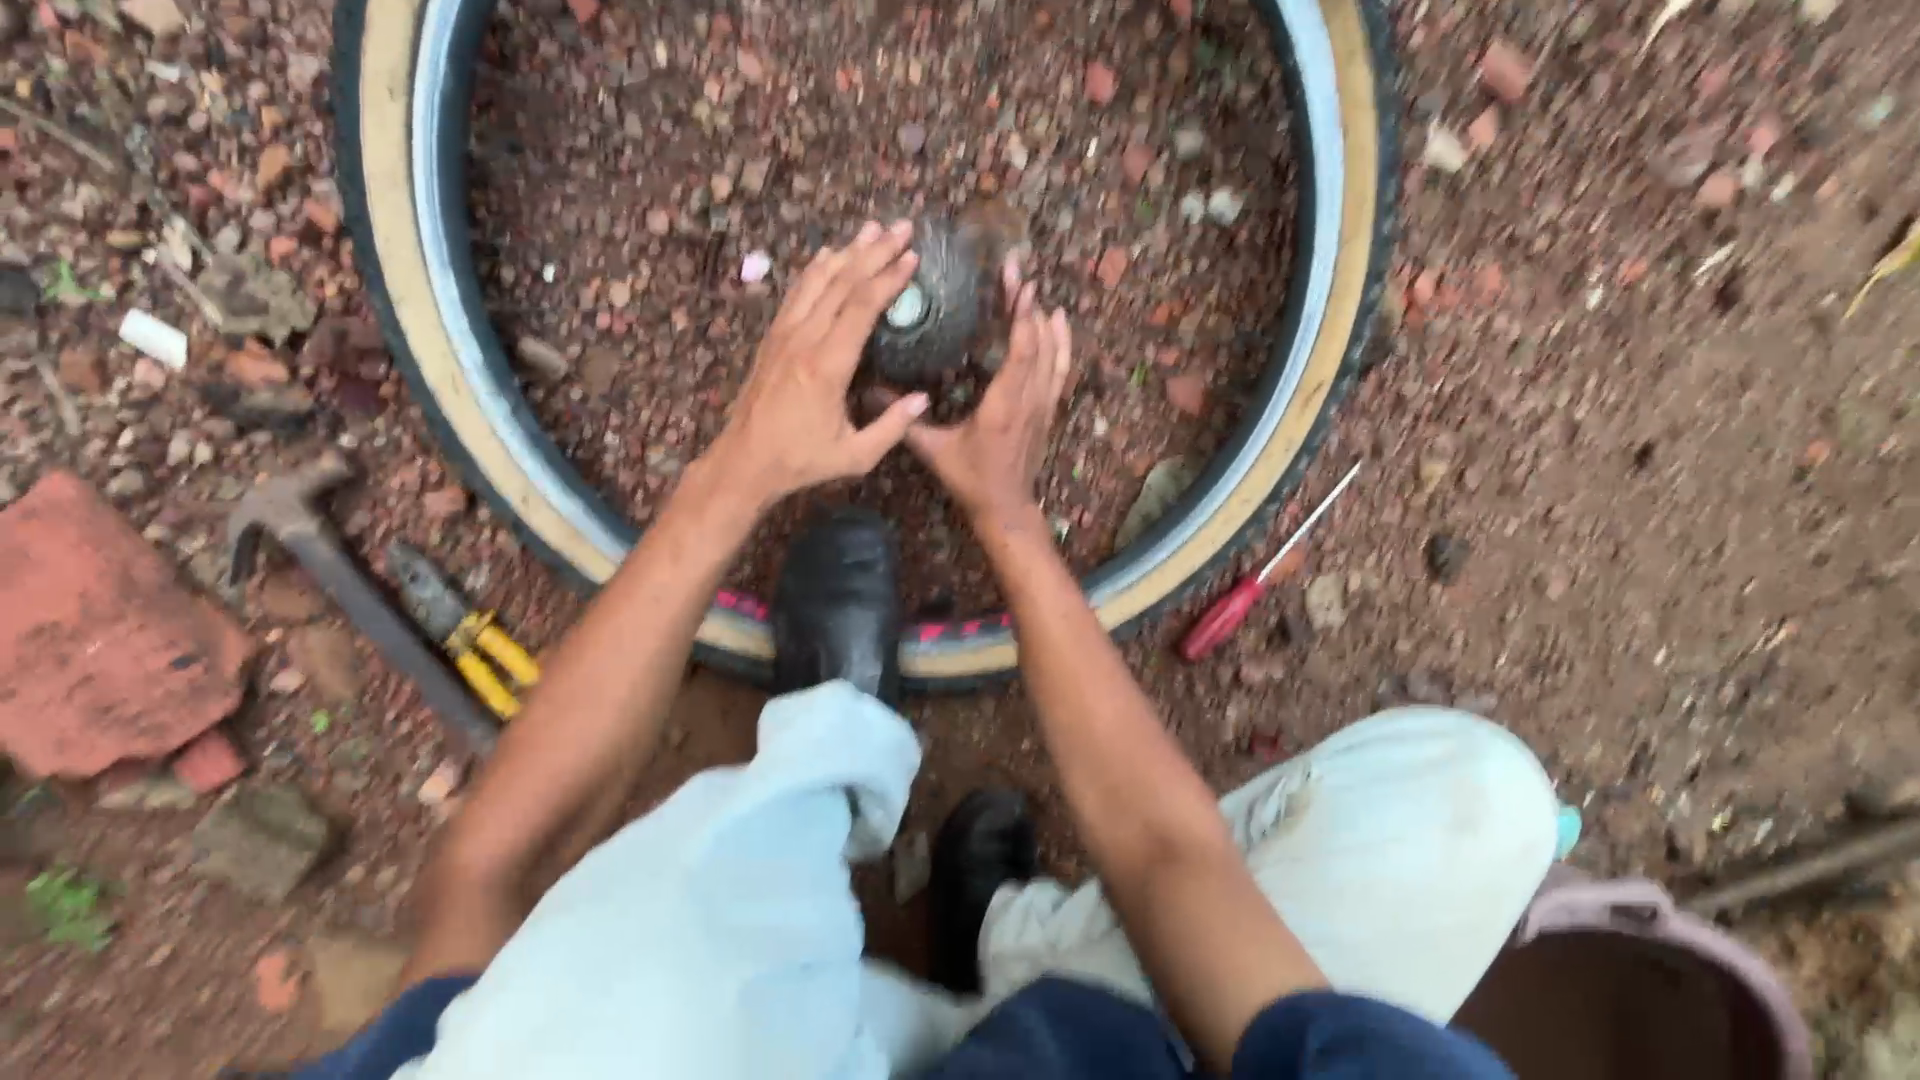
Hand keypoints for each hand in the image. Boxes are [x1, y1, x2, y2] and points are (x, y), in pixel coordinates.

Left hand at [702, 221, 930, 507]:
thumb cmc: (801, 460)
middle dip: (874, 251)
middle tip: (901, 227)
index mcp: (827, 365)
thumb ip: (892, 428)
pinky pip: (797, 292)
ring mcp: (783, 335)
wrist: (744, 460)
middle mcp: (804, 340)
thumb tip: (922, 400)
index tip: (912, 257)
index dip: (888, 278)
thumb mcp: (855, 456)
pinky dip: (816, 269)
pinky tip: (830, 255)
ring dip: (847, 251)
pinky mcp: (772, 338)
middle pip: (842, 282)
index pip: (862, 307)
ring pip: (817, 280)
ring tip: (871, 228)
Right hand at [904, 264, 1072, 527]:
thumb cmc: (970, 480)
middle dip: (1029, 305)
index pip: (1021, 354)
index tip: (1018, 283)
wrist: (1006, 507)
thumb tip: (868, 392)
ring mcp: (1044, 405)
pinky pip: (1060, 369)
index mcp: (1003, 408)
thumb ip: (903, 422)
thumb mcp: (934, 451)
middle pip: (1040, 344)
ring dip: (1046, 319)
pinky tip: (1058, 319)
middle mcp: (1029, 401)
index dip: (1022, 316)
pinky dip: (1061, 342)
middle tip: (1015, 271)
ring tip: (1033, 287)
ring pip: (1054, 354)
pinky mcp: (1048, 410)